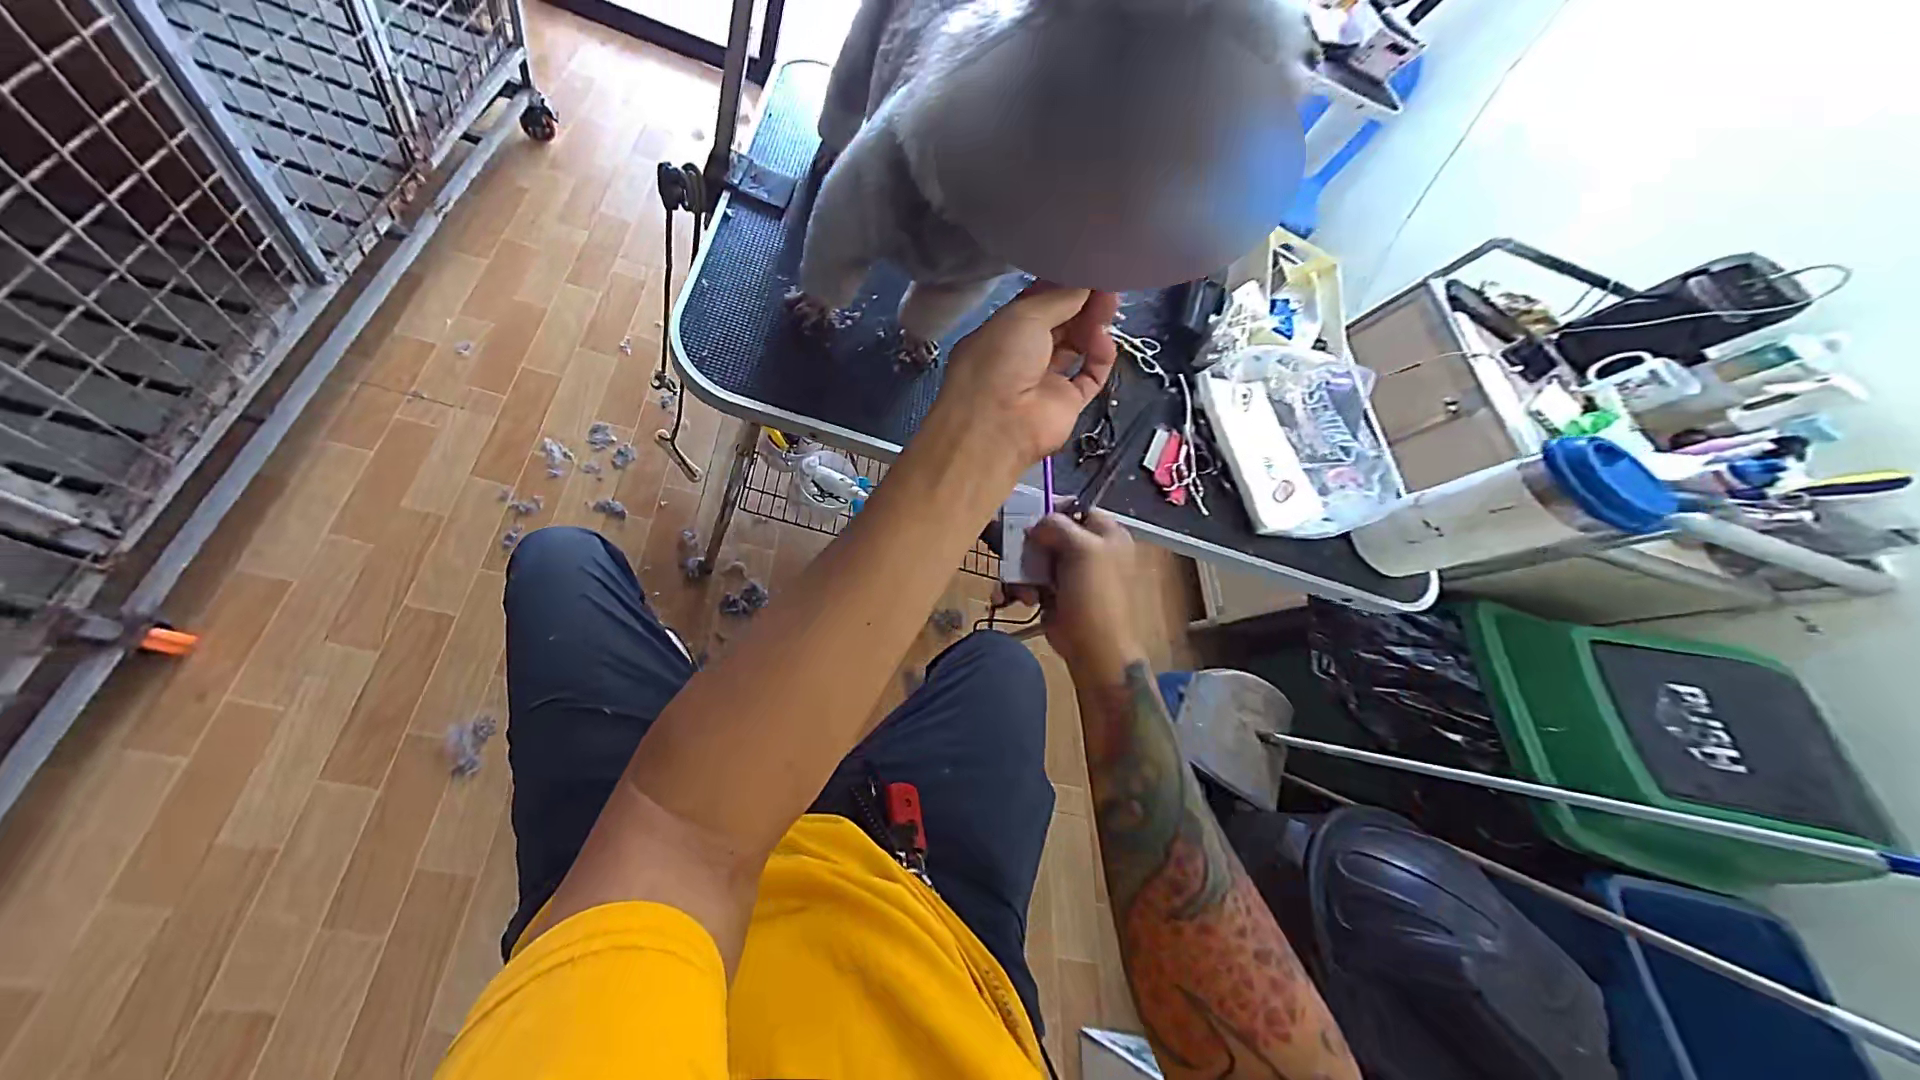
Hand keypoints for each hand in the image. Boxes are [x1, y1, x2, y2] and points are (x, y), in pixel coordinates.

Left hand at [927, 283, 1119, 473]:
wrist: (996, 427)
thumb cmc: (999, 361)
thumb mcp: (1024, 316)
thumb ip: (1059, 297)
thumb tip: (1086, 282)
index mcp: (1003, 331)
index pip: (1037, 303)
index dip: (1062, 285)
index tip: (1088, 266)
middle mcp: (1024, 354)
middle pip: (1061, 322)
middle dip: (1082, 302)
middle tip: (1107, 282)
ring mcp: (1046, 380)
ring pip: (1078, 346)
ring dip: (1094, 325)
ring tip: (1110, 306)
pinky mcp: (1067, 402)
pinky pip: (1090, 375)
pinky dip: (1100, 357)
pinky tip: (1104, 342)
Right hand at [1013, 510, 1143, 679]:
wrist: (1093, 647)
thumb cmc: (1094, 594)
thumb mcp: (1083, 549)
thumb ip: (1058, 525)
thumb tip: (1037, 525)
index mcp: (1106, 534)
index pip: (1076, 508)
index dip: (1052, 510)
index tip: (1030, 517)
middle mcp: (1089, 550)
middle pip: (1048, 534)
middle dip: (1029, 547)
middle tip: (1019, 556)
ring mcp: (1070, 573)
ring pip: (1034, 558)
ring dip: (1021, 572)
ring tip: (1023, 591)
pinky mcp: (1053, 593)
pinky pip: (1028, 580)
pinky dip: (1018, 588)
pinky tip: (1013, 599)